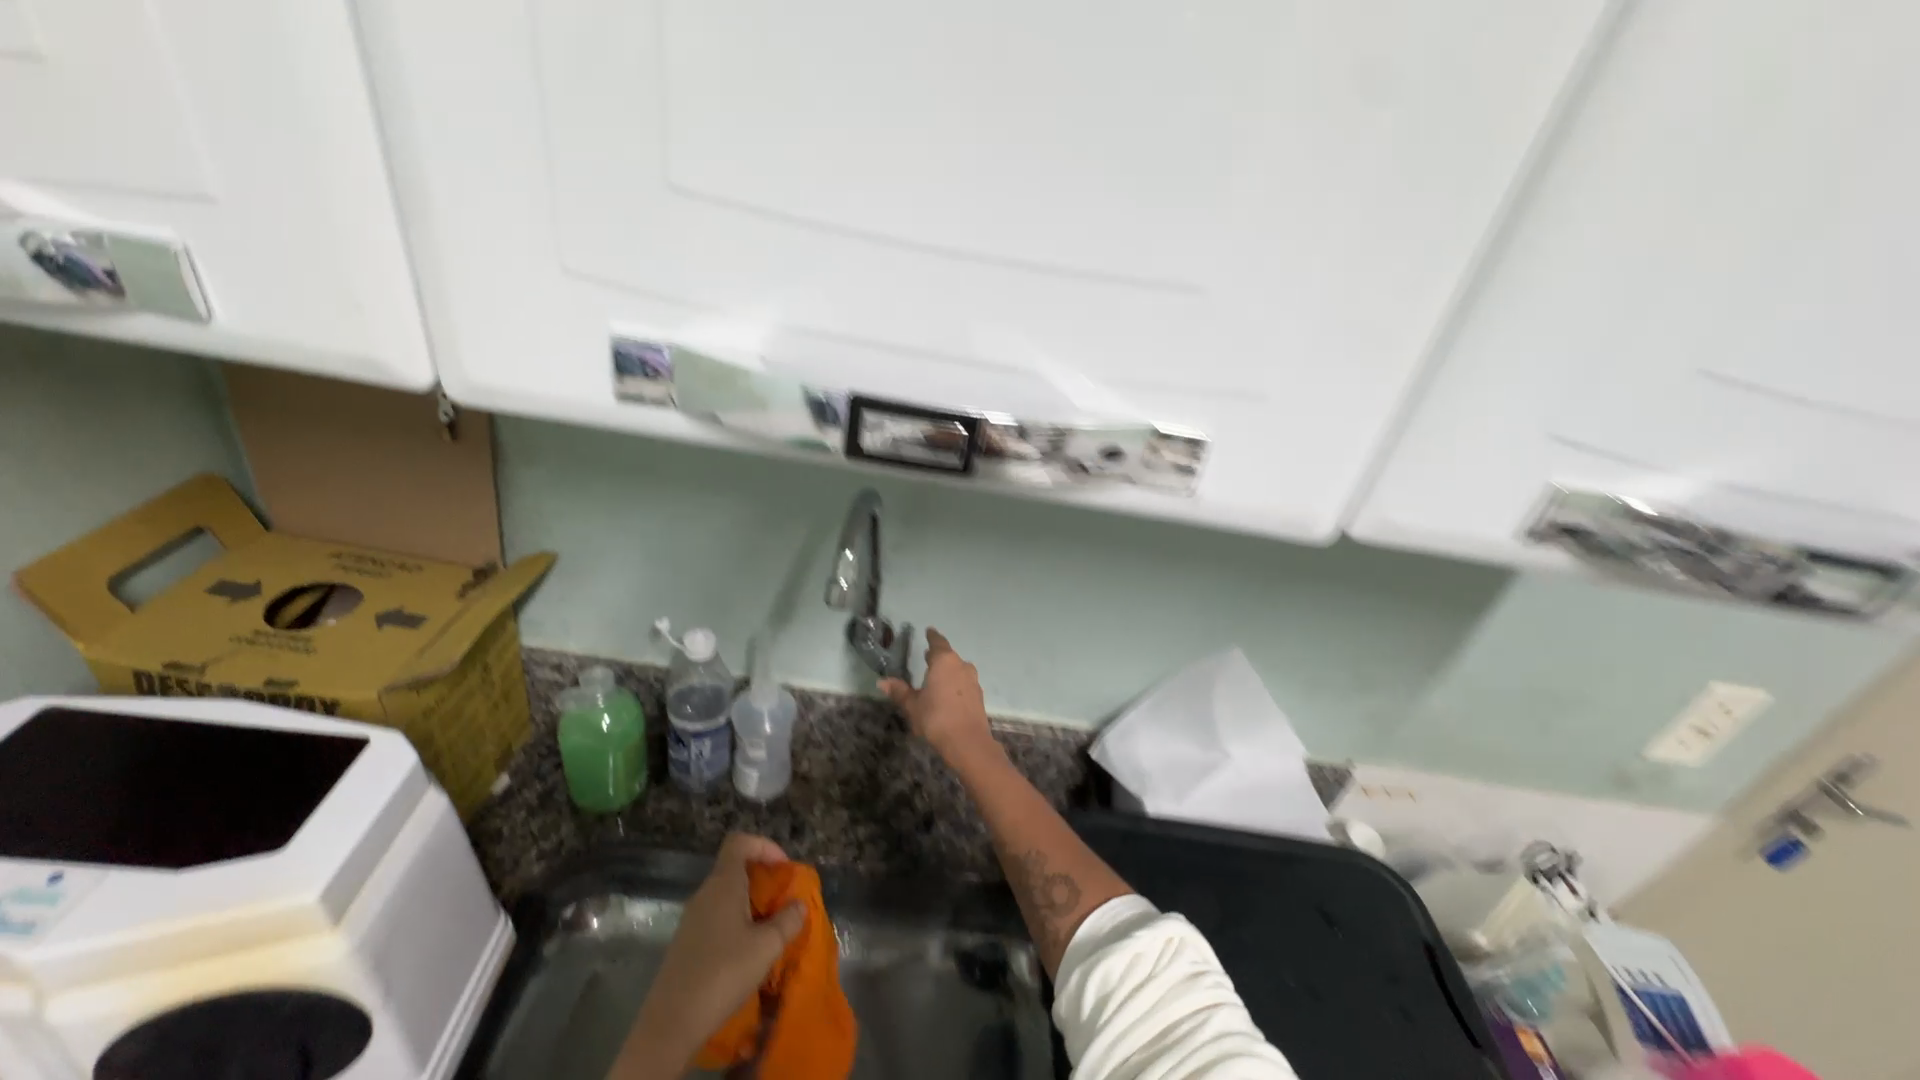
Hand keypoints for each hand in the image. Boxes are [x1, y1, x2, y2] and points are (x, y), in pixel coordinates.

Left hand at [609, 834, 804, 1079]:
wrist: (673, 1019)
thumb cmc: (724, 972)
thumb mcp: (767, 946)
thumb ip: (788, 920)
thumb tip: (798, 904)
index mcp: (723, 884)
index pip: (739, 842)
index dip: (765, 846)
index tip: (785, 869)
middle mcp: (705, 894)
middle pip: (735, 868)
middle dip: (764, 879)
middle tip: (785, 902)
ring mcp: (692, 918)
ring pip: (727, 895)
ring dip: (752, 903)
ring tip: (772, 929)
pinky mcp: (687, 941)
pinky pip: (717, 916)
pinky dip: (738, 922)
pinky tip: (749, 951)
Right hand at [879, 628, 997, 765]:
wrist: (968, 742)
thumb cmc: (936, 718)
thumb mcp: (913, 706)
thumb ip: (900, 692)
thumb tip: (882, 682)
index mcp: (944, 662)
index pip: (938, 643)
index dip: (932, 637)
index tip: (929, 631)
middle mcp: (961, 666)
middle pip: (949, 656)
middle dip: (938, 656)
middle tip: (927, 656)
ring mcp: (972, 681)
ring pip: (958, 670)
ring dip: (947, 671)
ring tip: (935, 676)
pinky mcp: (978, 696)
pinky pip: (964, 683)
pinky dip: (955, 684)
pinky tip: (947, 694)